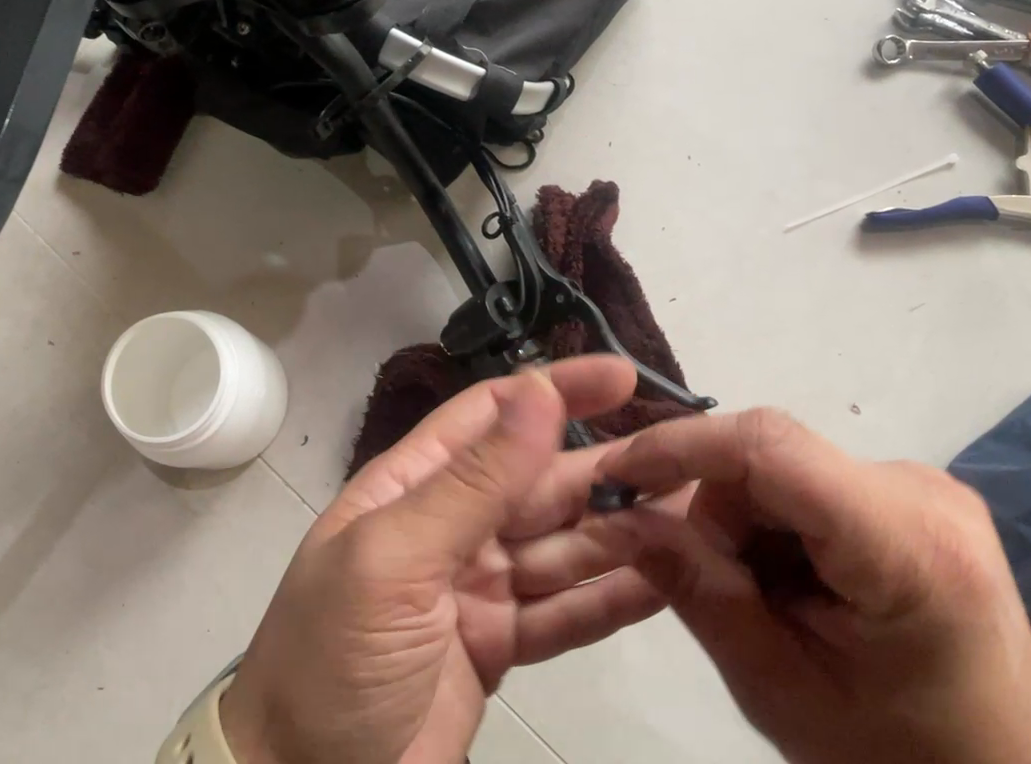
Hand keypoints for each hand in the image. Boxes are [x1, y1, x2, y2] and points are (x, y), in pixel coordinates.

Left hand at [220, 356, 666, 763]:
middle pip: (538, 482)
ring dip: (623, 532)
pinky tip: (667, 582)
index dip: (553, 391)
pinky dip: (610, 598)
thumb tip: (537, 391)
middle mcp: (447, 527)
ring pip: (561, 546)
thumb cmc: (335, 654)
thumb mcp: (394, 557)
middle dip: (606, 470)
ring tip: (695, 516)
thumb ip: (471, 481)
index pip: (490, 417)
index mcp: (411, 488)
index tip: (622, 376)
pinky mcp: (499, 646)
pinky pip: (564, 612)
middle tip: (687, 462)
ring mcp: (476, 588)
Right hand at [577, 409, 1030, 763]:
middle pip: (765, 458)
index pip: (769, 449)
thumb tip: (618, 515)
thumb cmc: (895, 758)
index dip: (678, 446)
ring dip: (740, 522)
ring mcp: (921, 484)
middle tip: (714, 589)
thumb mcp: (778, 688)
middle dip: (713, 512)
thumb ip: (698, 592)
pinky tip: (793, 584)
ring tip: (766, 601)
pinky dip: (770, 524)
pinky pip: (802, 479)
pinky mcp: (910, 490)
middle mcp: (921, 490)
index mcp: (906, 547)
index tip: (612, 475)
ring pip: (776, 466)